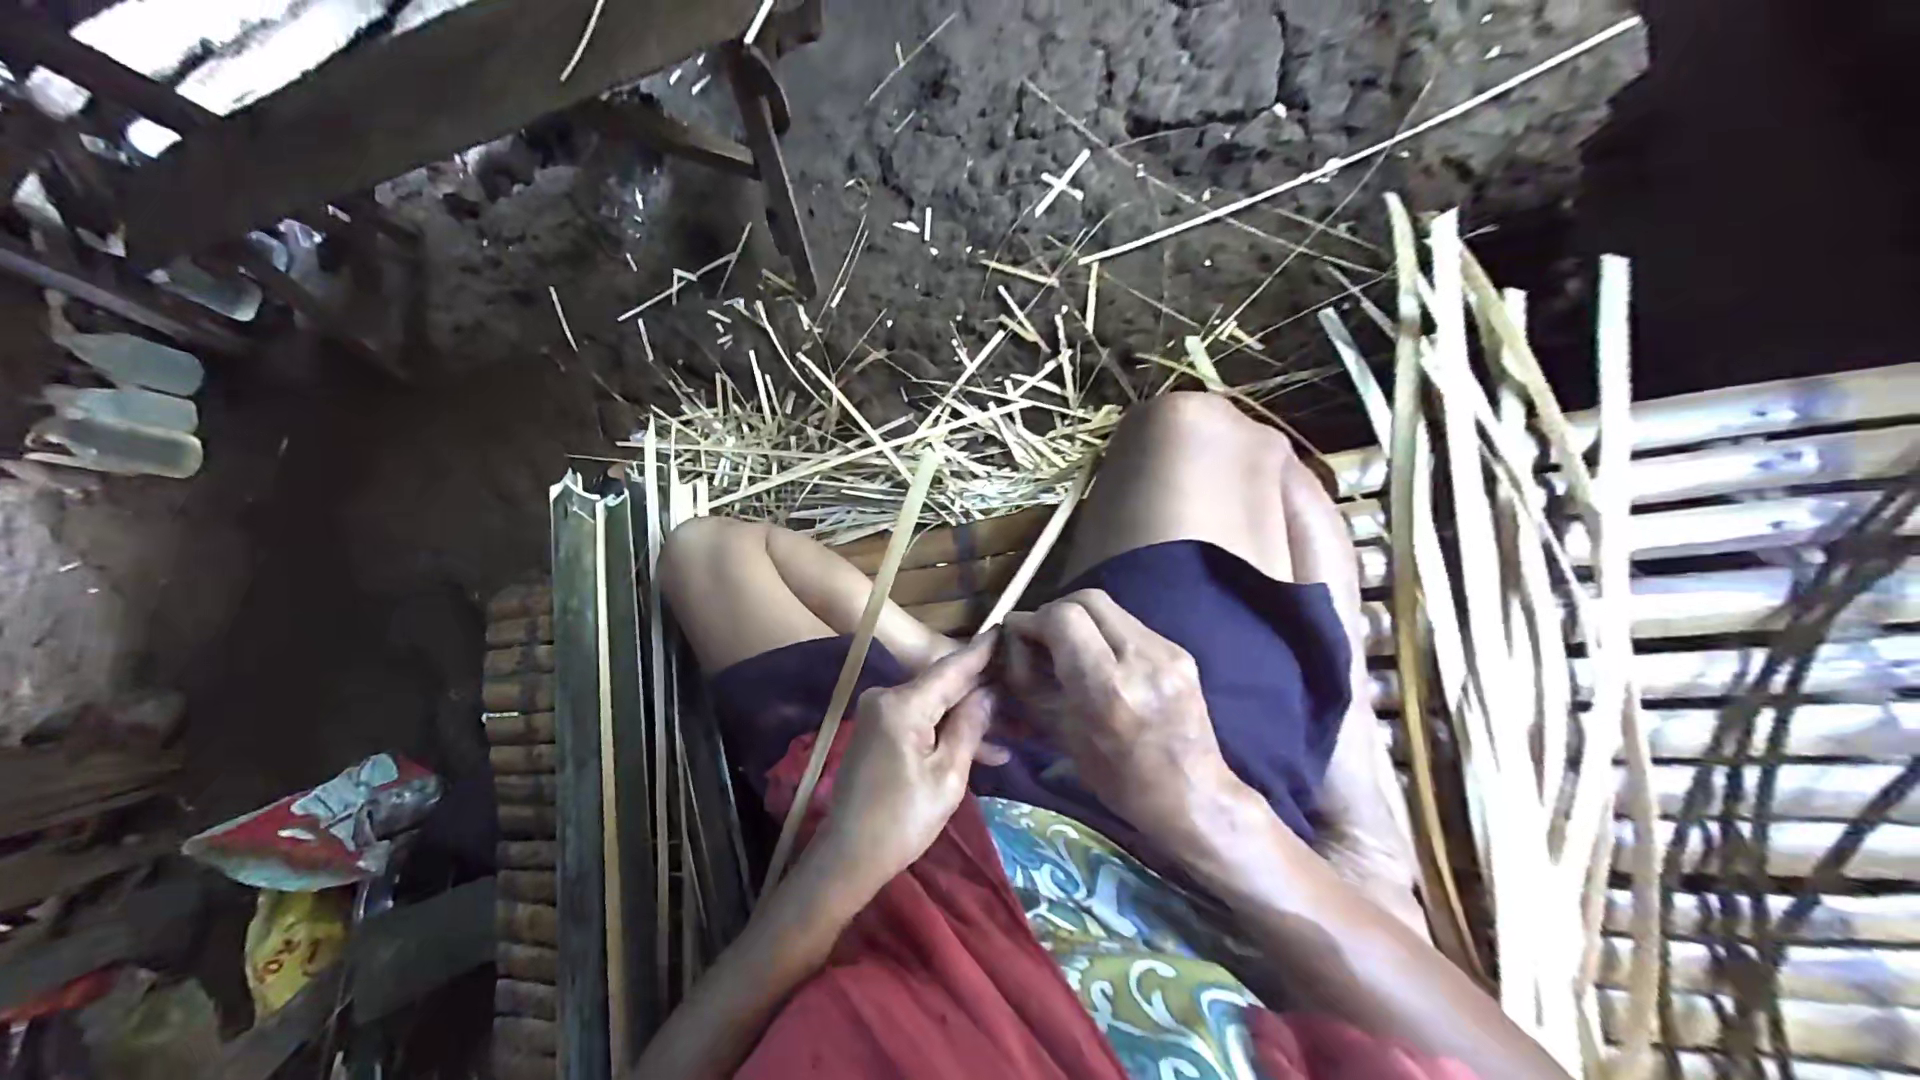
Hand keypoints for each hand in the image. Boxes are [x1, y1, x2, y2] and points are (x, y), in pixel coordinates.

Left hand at [812, 632, 997, 894]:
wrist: (849, 855)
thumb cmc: (903, 819)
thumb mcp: (948, 775)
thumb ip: (969, 727)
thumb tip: (988, 694)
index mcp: (902, 704)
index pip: (951, 668)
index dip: (981, 651)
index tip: (1004, 628)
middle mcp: (886, 698)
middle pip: (943, 685)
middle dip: (980, 690)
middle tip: (1020, 686)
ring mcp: (879, 714)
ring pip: (934, 705)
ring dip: (966, 717)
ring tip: (1010, 730)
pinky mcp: (878, 731)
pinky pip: (920, 720)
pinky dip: (945, 731)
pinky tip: (981, 749)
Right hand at [1002, 590, 1250, 848]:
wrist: (1192, 796)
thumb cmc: (1118, 779)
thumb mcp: (1061, 733)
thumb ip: (1034, 680)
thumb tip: (1016, 638)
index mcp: (1107, 687)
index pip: (1063, 617)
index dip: (1033, 620)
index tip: (1020, 634)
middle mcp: (1141, 659)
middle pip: (1087, 599)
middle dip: (1056, 611)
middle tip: (1044, 636)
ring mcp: (1167, 652)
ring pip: (1110, 608)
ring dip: (1081, 619)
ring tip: (1071, 646)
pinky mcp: (1181, 652)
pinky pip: (1131, 625)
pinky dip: (1106, 632)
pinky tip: (1102, 658)